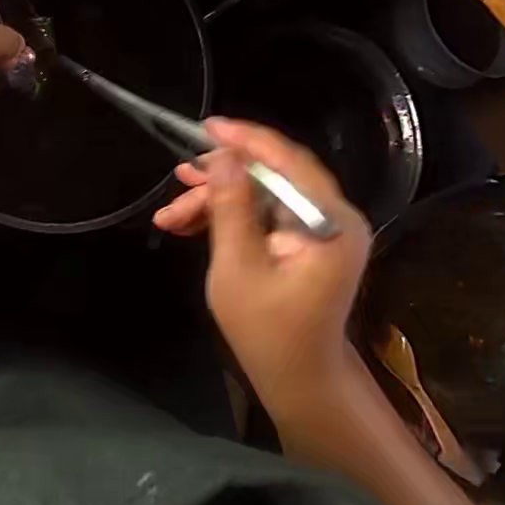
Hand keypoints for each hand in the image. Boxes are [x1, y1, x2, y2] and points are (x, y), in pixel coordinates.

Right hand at [153, 118, 374, 408]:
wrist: (298, 377)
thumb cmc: (267, 331)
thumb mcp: (238, 268)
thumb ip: (230, 208)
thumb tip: (220, 156)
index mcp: (328, 223)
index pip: (288, 162)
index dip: (245, 140)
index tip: (206, 127)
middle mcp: (334, 217)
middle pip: (274, 175)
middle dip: (220, 177)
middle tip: (178, 178)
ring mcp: (321, 229)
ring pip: (263, 194)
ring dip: (217, 200)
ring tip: (170, 214)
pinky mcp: (306, 240)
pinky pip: (265, 214)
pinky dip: (230, 217)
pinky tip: (189, 225)